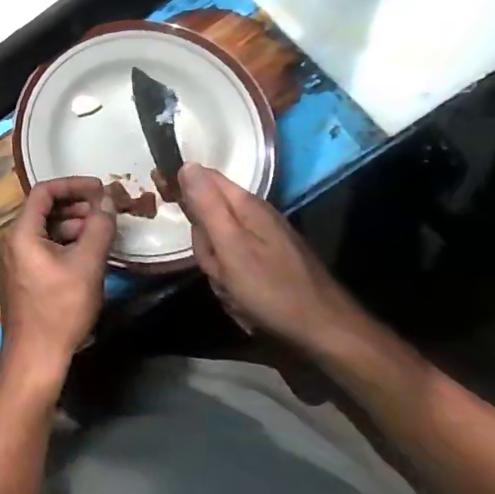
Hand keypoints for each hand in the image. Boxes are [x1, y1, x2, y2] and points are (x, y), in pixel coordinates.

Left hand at [0, 177, 117, 373]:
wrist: (35, 356)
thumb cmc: (60, 309)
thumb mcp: (87, 265)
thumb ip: (98, 228)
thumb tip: (107, 201)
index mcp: (20, 233)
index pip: (44, 191)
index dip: (73, 184)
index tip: (101, 189)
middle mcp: (12, 241)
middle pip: (44, 210)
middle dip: (77, 207)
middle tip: (107, 212)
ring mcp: (14, 260)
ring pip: (45, 230)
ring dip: (73, 226)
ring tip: (103, 233)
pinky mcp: (21, 276)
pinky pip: (43, 248)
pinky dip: (65, 244)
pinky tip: (89, 253)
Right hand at [176, 163, 367, 352]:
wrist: (324, 328)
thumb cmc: (272, 288)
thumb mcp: (231, 246)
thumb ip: (207, 206)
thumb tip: (187, 164)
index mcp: (246, 206)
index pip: (203, 179)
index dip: (183, 190)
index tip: (170, 211)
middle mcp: (256, 216)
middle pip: (208, 218)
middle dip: (205, 246)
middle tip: (218, 267)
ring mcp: (264, 239)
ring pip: (219, 245)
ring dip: (218, 269)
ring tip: (233, 288)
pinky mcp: (269, 260)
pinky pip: (235, 263)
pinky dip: (232, 281)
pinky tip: (242, 298)